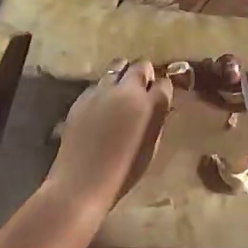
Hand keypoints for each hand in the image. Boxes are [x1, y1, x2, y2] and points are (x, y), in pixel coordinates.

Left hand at [42, 59, 172, 208]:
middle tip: (142, 89)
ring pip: (117, 66)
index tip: (160, 96)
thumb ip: (156, 121)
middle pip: (141, 65)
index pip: (164, 82)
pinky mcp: (82, 97)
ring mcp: (102, 91)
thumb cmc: (124, 172)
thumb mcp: (151, 147)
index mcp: (150, 105)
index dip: (163, 89)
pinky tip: (100, 107)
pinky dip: (103, 90)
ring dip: (123, 75)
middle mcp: (127, 91)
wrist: (82, 182)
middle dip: (144, 74)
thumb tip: (158, 107)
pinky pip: (98, 84)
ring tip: (120, 92)